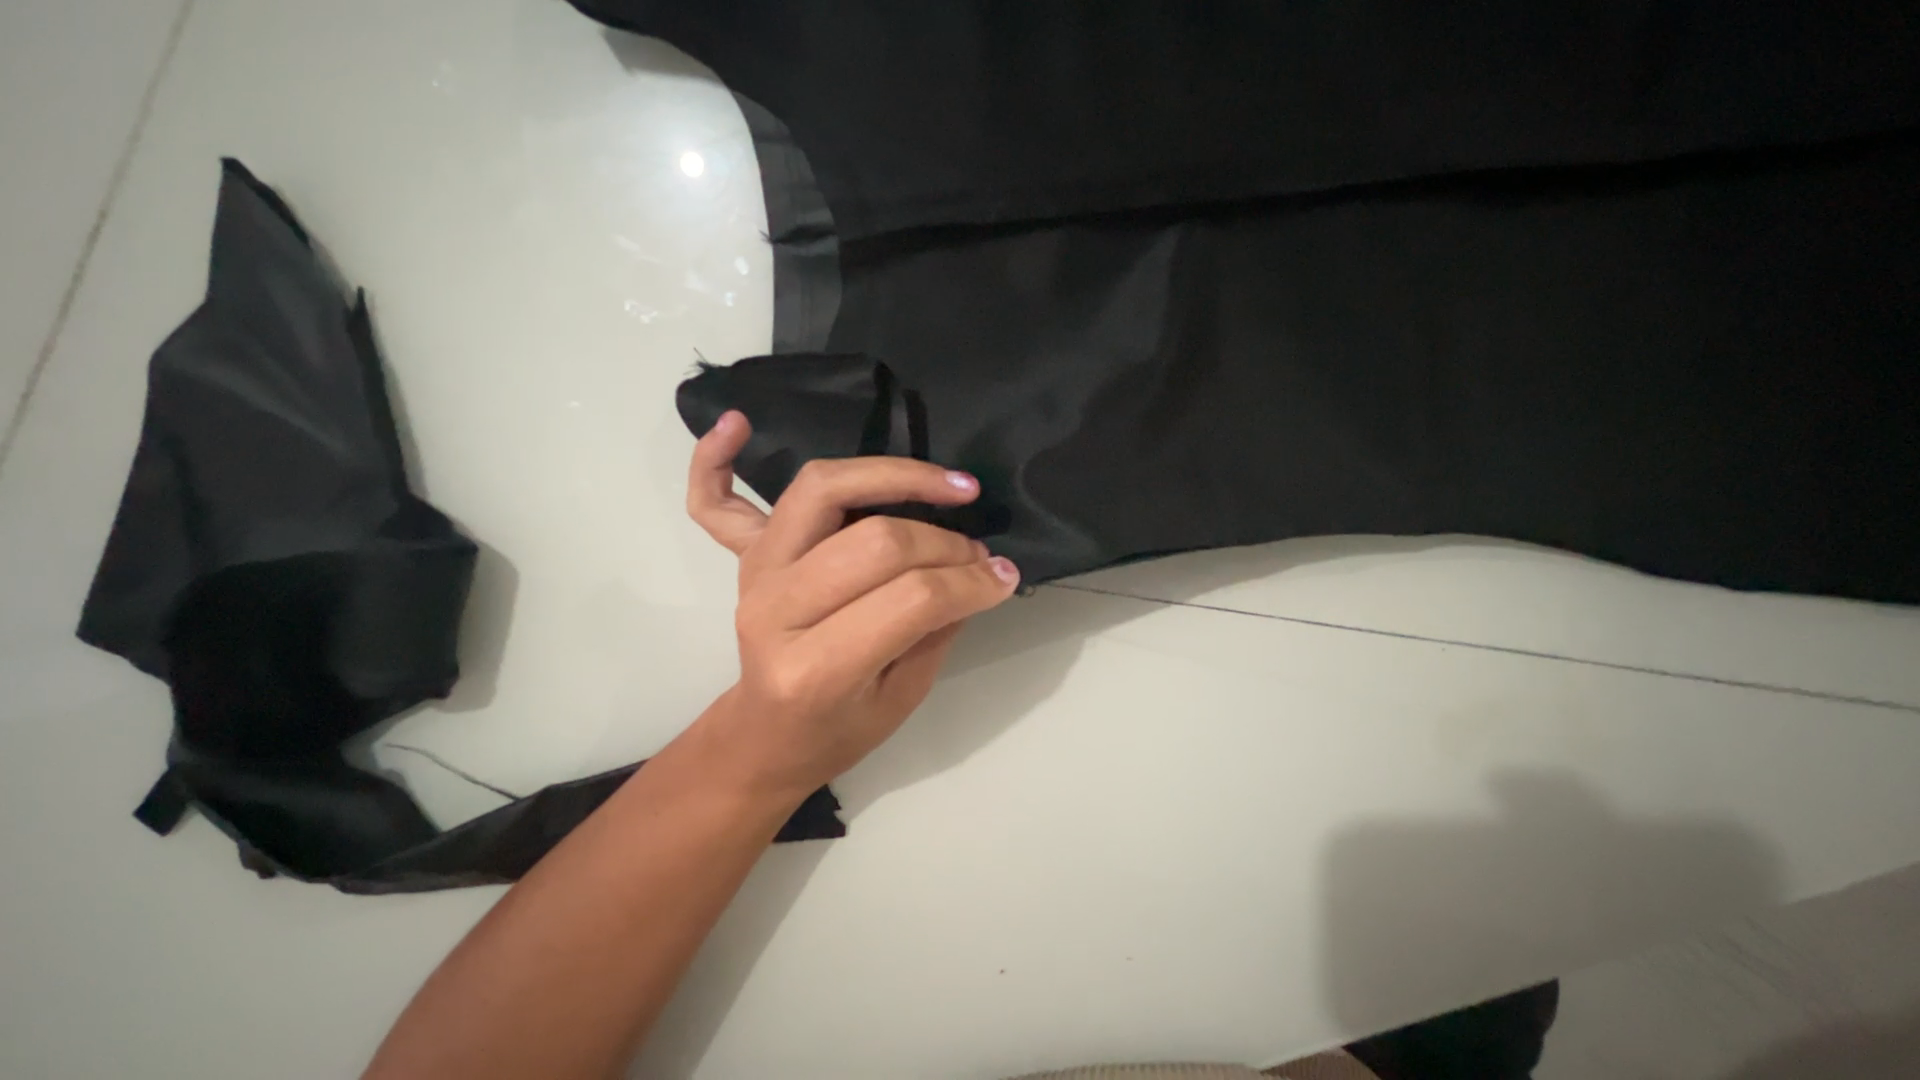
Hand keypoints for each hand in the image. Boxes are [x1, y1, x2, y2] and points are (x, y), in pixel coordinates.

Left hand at [684, 411, 1019, 799]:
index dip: (969, 582)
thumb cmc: (837, 731)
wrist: (766, 738)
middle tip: (979, 552)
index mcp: (813, 668)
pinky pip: (715, 502)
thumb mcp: (901, 697)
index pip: (909, 600)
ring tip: (948, 484)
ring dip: (892, 475)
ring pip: (822, 491)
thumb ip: (938, 627)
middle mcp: (774, 611)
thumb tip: (983, 567)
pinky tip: (738, 421)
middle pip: (873, 542)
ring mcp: (755, 575)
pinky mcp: (745, 557)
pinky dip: (714, 460)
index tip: (1004, 578)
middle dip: (944, 542)